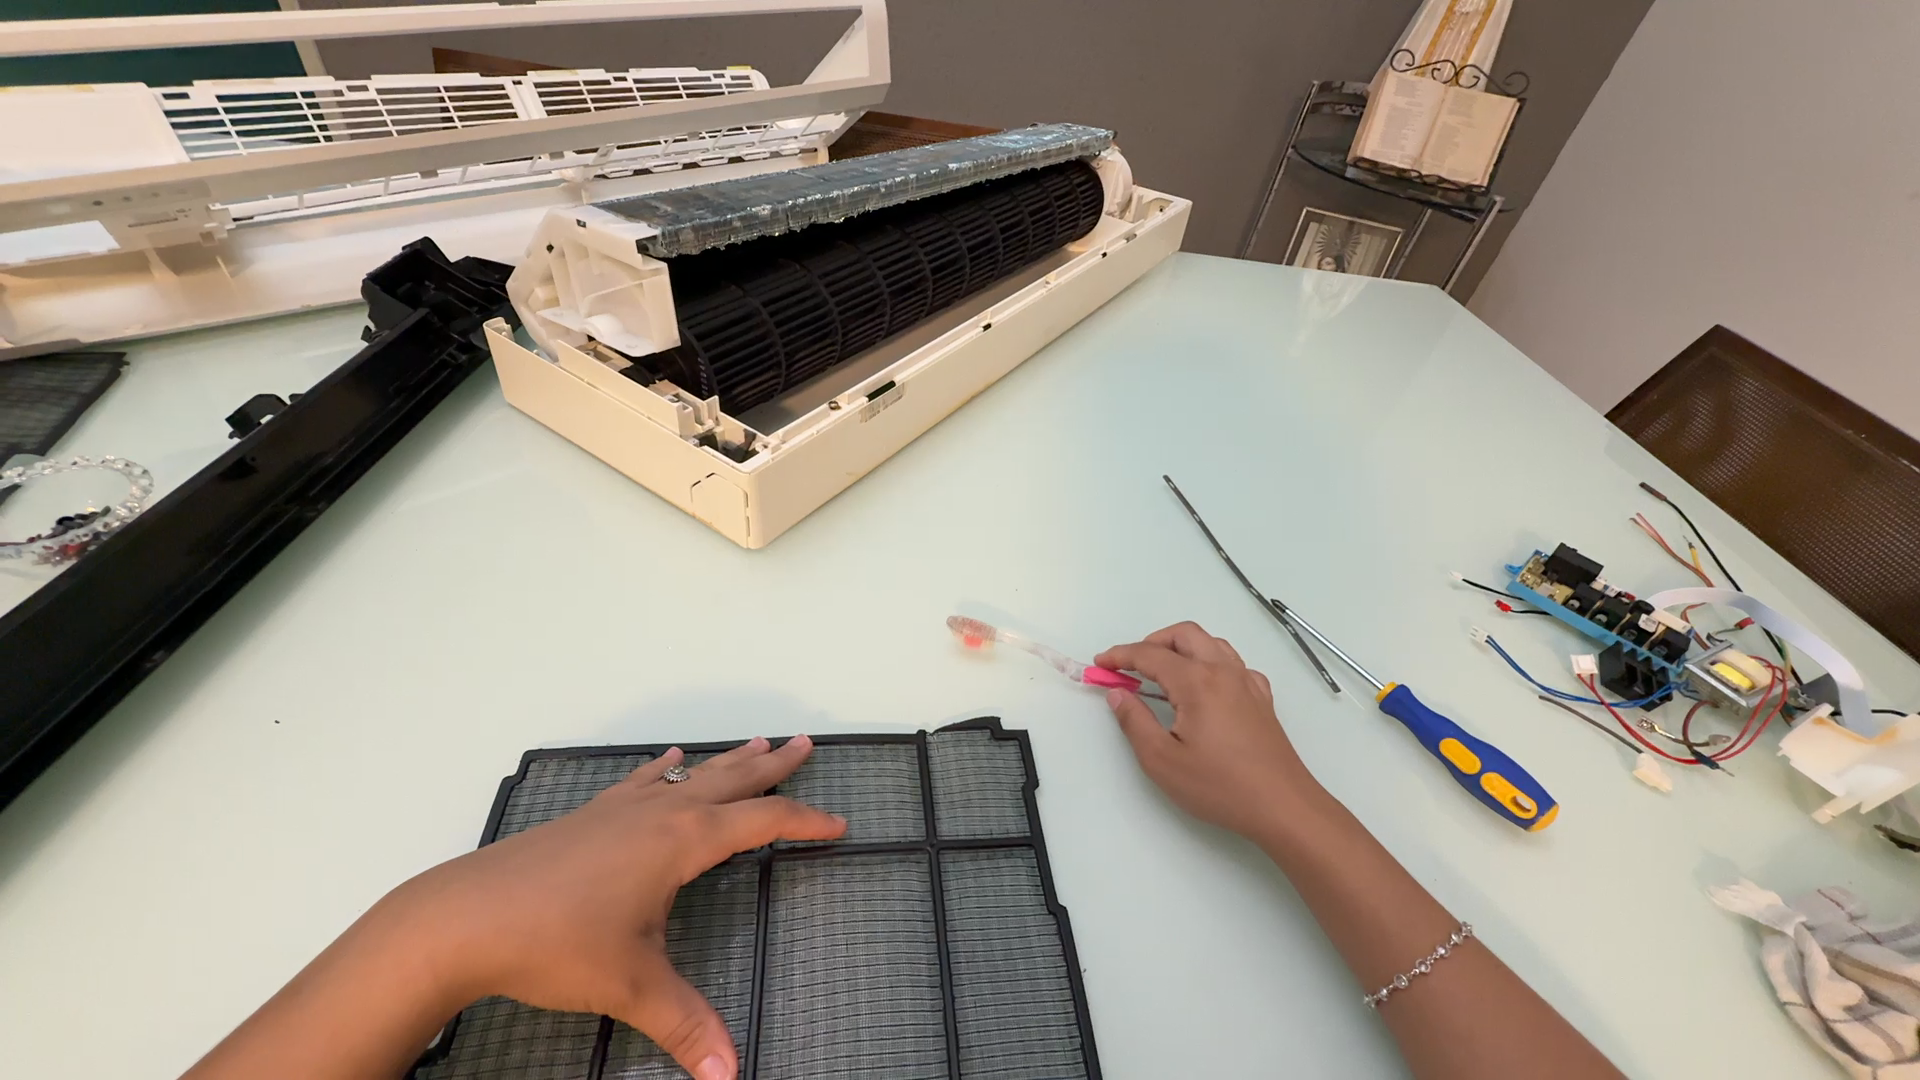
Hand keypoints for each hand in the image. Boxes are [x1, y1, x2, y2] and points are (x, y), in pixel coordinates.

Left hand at [387, 735, 843, 1079]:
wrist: (466, 917)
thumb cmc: (559, 943)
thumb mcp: (631, 985)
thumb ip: (686, 1025)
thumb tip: (730, 1076)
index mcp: (686, 840)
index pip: (764, 821)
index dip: (806, 821)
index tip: (839, 824)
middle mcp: (665, 811)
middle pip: (735, 779)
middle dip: (775, 765)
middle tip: (806, 742)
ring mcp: (626, 806)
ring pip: (694, 772)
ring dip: (731, 759)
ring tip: (759, 741)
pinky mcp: (594, 812)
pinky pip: (643, 779)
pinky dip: (665, 767)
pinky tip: (669, 758)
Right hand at [1096, 622, 1326, 843]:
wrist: (1283, 807)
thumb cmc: (1219, 786)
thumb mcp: (1162, 760)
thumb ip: (1134, 721)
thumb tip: (1117, 694)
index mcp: (1196, 682)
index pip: (1149, 654)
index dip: (1120, 656)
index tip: (1100, 664)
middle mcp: (1223, 671)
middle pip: (1183, 635)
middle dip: (1151, 642)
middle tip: (1130, 667)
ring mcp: (1247, 683)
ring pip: (1211, 644)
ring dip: (1181, 648)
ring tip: (1162, 674)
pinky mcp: (1262, 699)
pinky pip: (1233, 664)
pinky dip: (1210, 663)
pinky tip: (1203, 689)